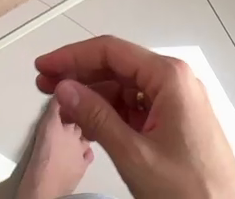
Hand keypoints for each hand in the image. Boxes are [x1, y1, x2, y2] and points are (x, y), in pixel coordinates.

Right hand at [35, 36, 234, 198]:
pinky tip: (90, 125)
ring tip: (64, 109)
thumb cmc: (190, 194)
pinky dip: (111, 114)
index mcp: (170, 77)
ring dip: (93, 97)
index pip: (110, 51)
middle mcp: (176, 82)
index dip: (72, 56)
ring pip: (125, 88)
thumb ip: (96, 117)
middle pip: (117, 66)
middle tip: (45, 85)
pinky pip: (137, 108)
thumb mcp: (135, 155)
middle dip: (79, 75)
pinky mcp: (179, 124)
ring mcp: (179, 103)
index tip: (44, 66)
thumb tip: (64, 88)